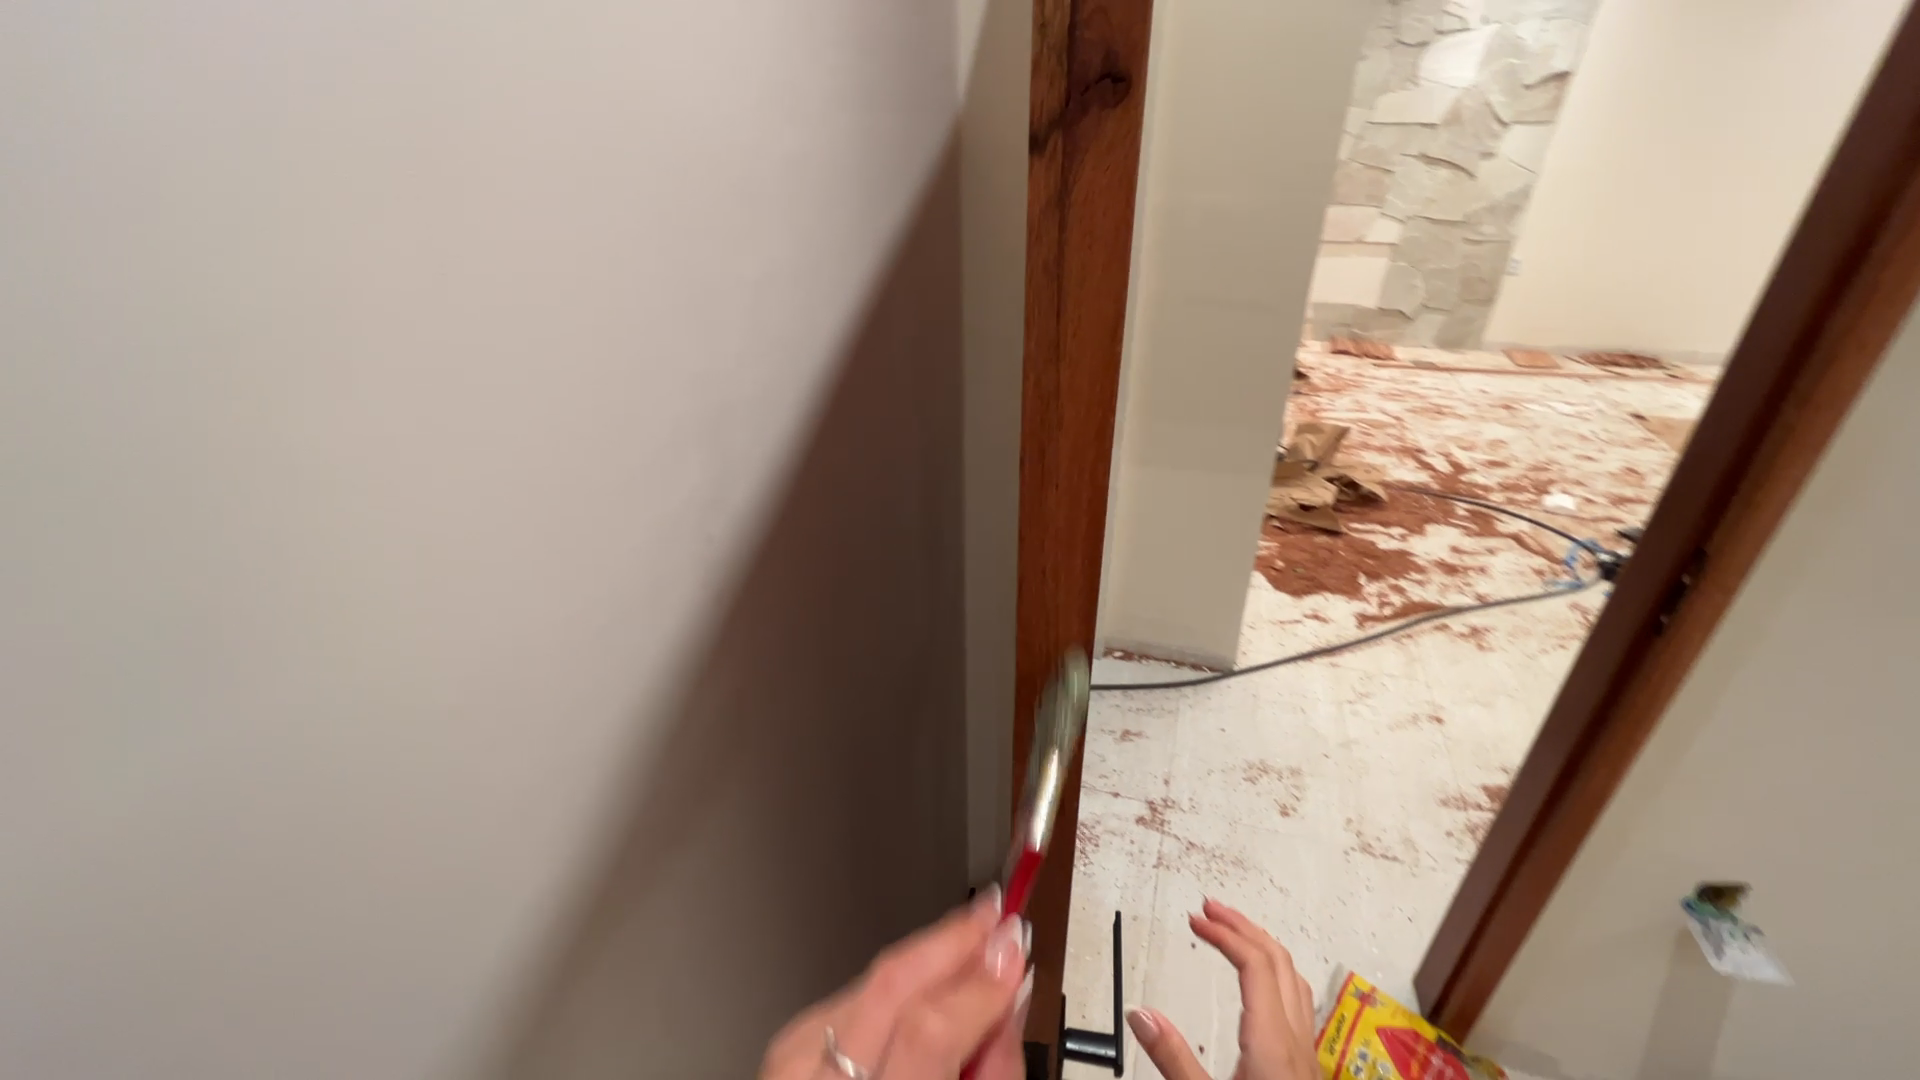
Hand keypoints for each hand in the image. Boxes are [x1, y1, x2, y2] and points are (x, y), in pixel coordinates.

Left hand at [760, 889, 1032, 1079]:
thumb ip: (995, 1066)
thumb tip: (1010, 990)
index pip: (927, 1031)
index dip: (976, 983)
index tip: (1013, 944)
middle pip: (890, 985)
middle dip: (951, 940)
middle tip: (995, 911)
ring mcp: (795, 1060)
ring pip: (873, 979)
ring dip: (928, 951)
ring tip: (973, 931)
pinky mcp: (791, 1042)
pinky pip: (857, 991)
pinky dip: (899, 979)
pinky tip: (930, 969)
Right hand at [1125, 899, 1317, 1079]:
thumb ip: (1173, 1060)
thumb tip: (1140, 1012)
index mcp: (1272, 1043)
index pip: (1255, 963)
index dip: (1224, 932)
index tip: (1194, 918)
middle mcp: (1296, 1042)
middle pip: (1279, 961)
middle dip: (1244, 927)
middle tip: (1209, 910)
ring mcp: (1308, 1057)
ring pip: (1295, 981)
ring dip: (1262, 947)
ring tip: (1231, 934)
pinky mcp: (1307, 1072)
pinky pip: (1297, 1003)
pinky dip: (1274, 975)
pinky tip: (1257, 990)